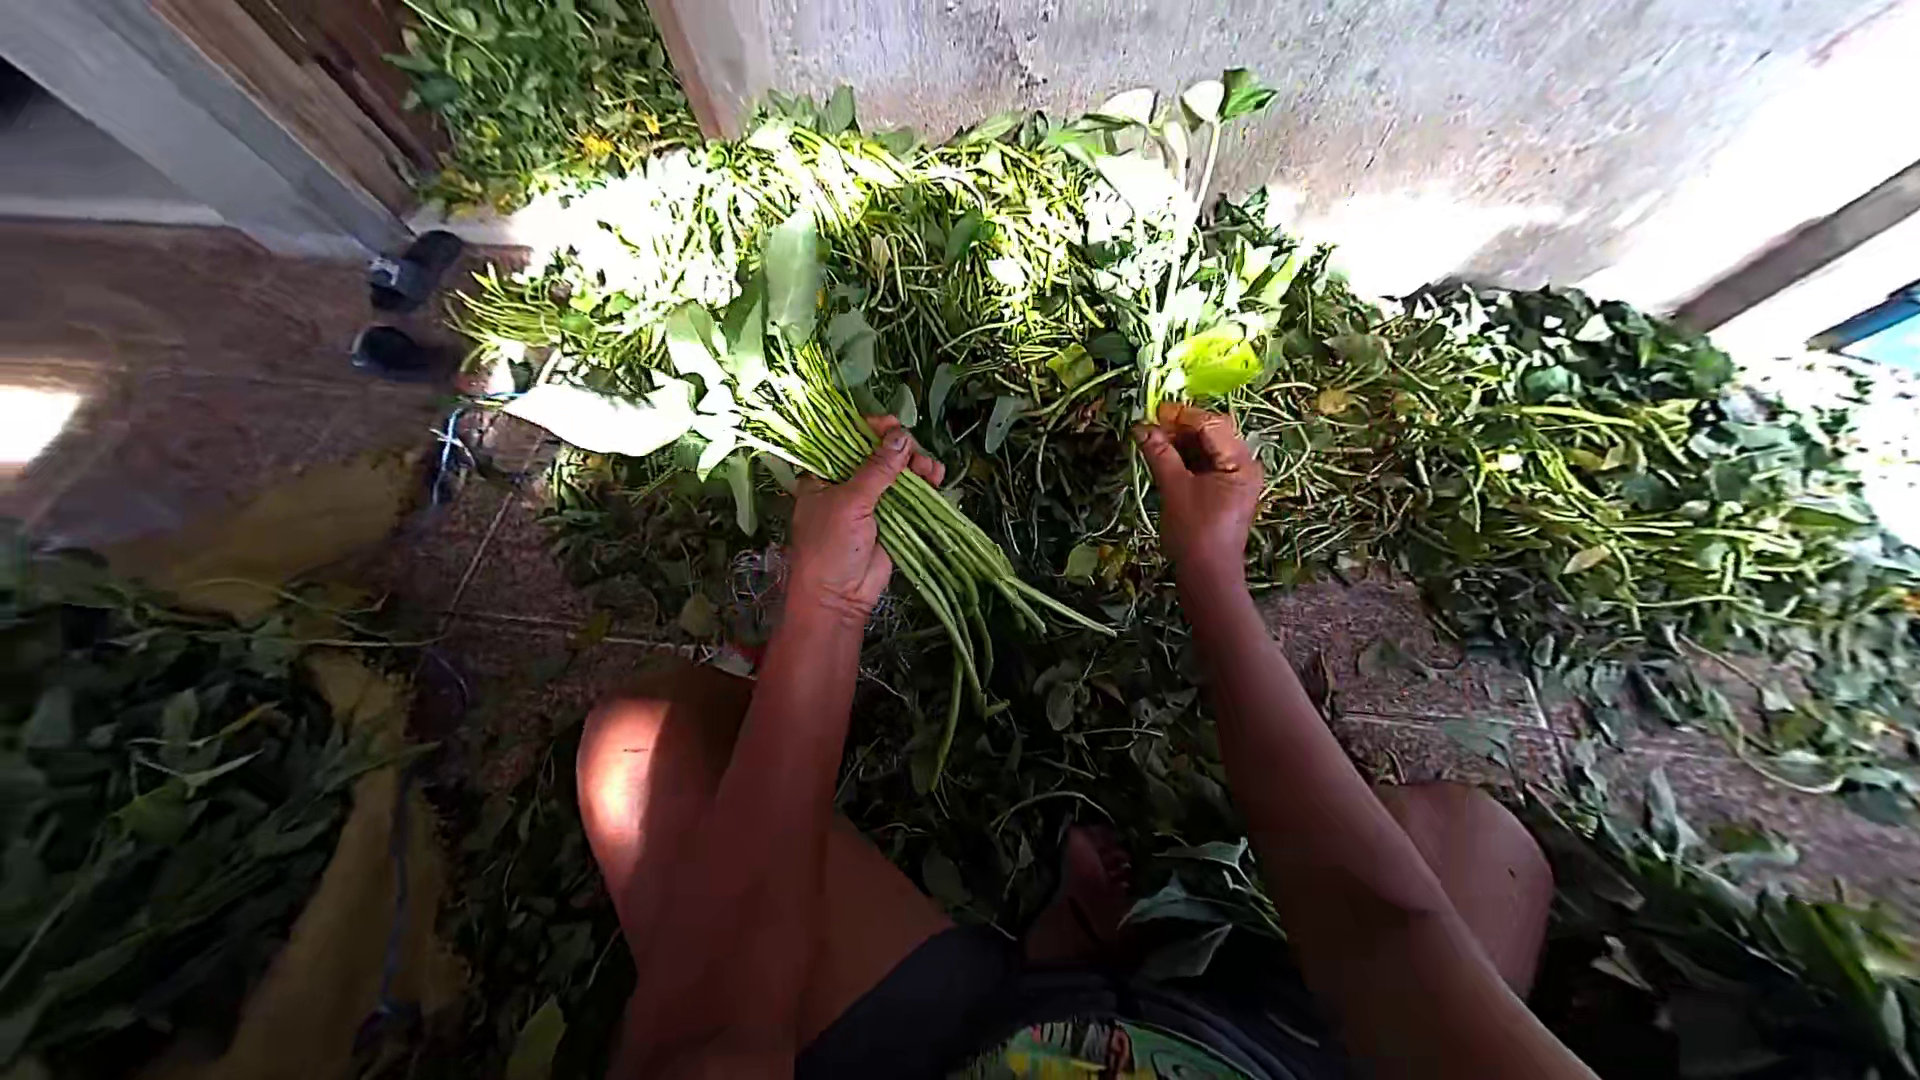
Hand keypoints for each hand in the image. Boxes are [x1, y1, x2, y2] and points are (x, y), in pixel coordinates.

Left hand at [787, 415, 945, 627]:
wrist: (839, 596)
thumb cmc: (829, 546)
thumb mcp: (849, 502)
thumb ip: (876, 469)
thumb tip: (901, 437)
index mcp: (824, 474)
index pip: (847, 439)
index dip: (869, 429)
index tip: (891, 425)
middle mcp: (848, 483)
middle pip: (878, 453)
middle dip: (899, 448)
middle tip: (914, 454)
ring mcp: (872, 500)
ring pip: (898, 472)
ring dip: (916, 465)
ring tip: (929, 470)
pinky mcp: (892, 518)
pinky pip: (911, 494)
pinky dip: (925, 484)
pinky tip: (936, 478)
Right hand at [1133, 403, 1262, 582]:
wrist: (1206, 574)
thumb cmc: (1194, 532)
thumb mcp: (1174, 489)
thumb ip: (1159, 454)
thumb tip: (1141, 428)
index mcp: (1241, 462)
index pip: (1213, 425)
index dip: (1182, 415)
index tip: (1153, 412)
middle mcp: (1244, 465)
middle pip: (1212, 433)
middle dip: (1181, 427)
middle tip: (1150, 426)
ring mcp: (1234, 478)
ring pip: (1206, 447)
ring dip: (1180, 441)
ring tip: (1152, 439)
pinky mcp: (1223, 490)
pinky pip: (1204, 463)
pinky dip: (1184, 457)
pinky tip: (1163, 455)